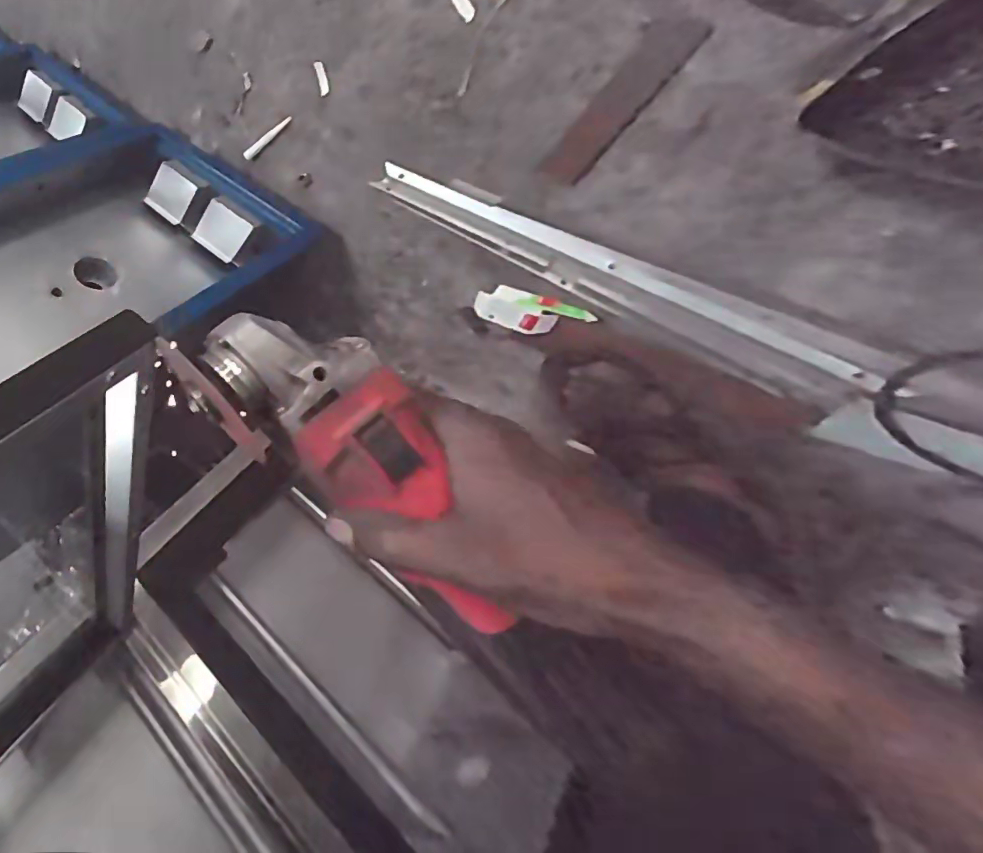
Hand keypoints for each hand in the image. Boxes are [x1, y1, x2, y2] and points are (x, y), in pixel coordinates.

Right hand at [335, 392, 706, 635]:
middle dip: (391, 450)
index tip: (341, 428)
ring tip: (402, 506)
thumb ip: (390, 539)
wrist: (645, 586)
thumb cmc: (544, 559)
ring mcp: (523, 451)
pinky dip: (456, 484)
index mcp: (470, 432)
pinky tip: (456, 525)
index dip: (369, 407)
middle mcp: (495, 430)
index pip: (406, 396)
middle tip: (364, 480)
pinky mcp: (542, 476)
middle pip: (426, 425)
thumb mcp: (454, 556)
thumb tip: (336, 524)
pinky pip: (482, 467)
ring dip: (424, 472)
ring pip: (455, 449)